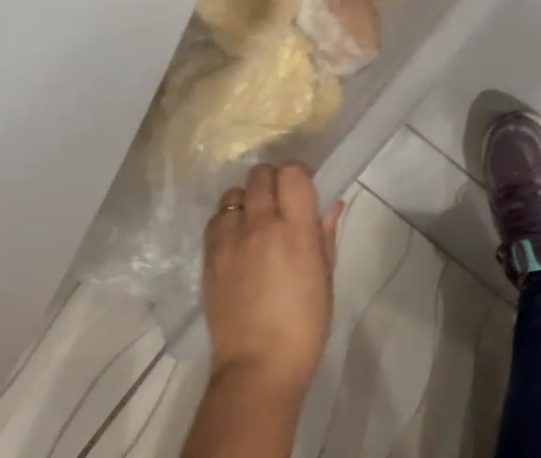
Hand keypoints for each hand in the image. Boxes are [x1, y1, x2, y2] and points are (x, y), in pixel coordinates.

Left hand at [201, 162, 343, 395]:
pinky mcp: (208, 254)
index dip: (298, 175)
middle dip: (273, 182)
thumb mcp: (325, 279)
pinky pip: (216, 218)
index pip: (292, 173)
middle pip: (261, 173)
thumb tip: (332, 202)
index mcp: (295, 232)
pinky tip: (237, 242)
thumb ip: (325, 235)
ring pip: (235, 192)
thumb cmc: (303, 327)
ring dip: (248, 201)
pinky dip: (228, 221)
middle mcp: (260, 225)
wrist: (257, 367)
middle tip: (281, 207)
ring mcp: (229, 239)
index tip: (303, 191)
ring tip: (255, 225)